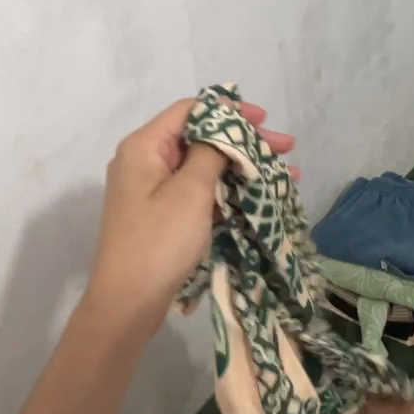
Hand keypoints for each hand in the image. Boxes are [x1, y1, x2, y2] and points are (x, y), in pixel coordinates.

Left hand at [78, 97, 294, 342]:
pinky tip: (261, 198)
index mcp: (143, 147)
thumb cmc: (159, 241)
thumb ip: (211, 153)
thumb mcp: (191, 192)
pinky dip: (228, 192)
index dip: (228, 111)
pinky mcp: (162, 216)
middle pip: (199, 138)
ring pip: (203, 167)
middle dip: (243, 143)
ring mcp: (152, 191)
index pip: (189, 110)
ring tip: (286, 174)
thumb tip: (223, 132)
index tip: (264, 120)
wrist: (128, 302)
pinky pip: (198, 193)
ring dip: (242, 169)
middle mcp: (144, 162)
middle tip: (286, 148)